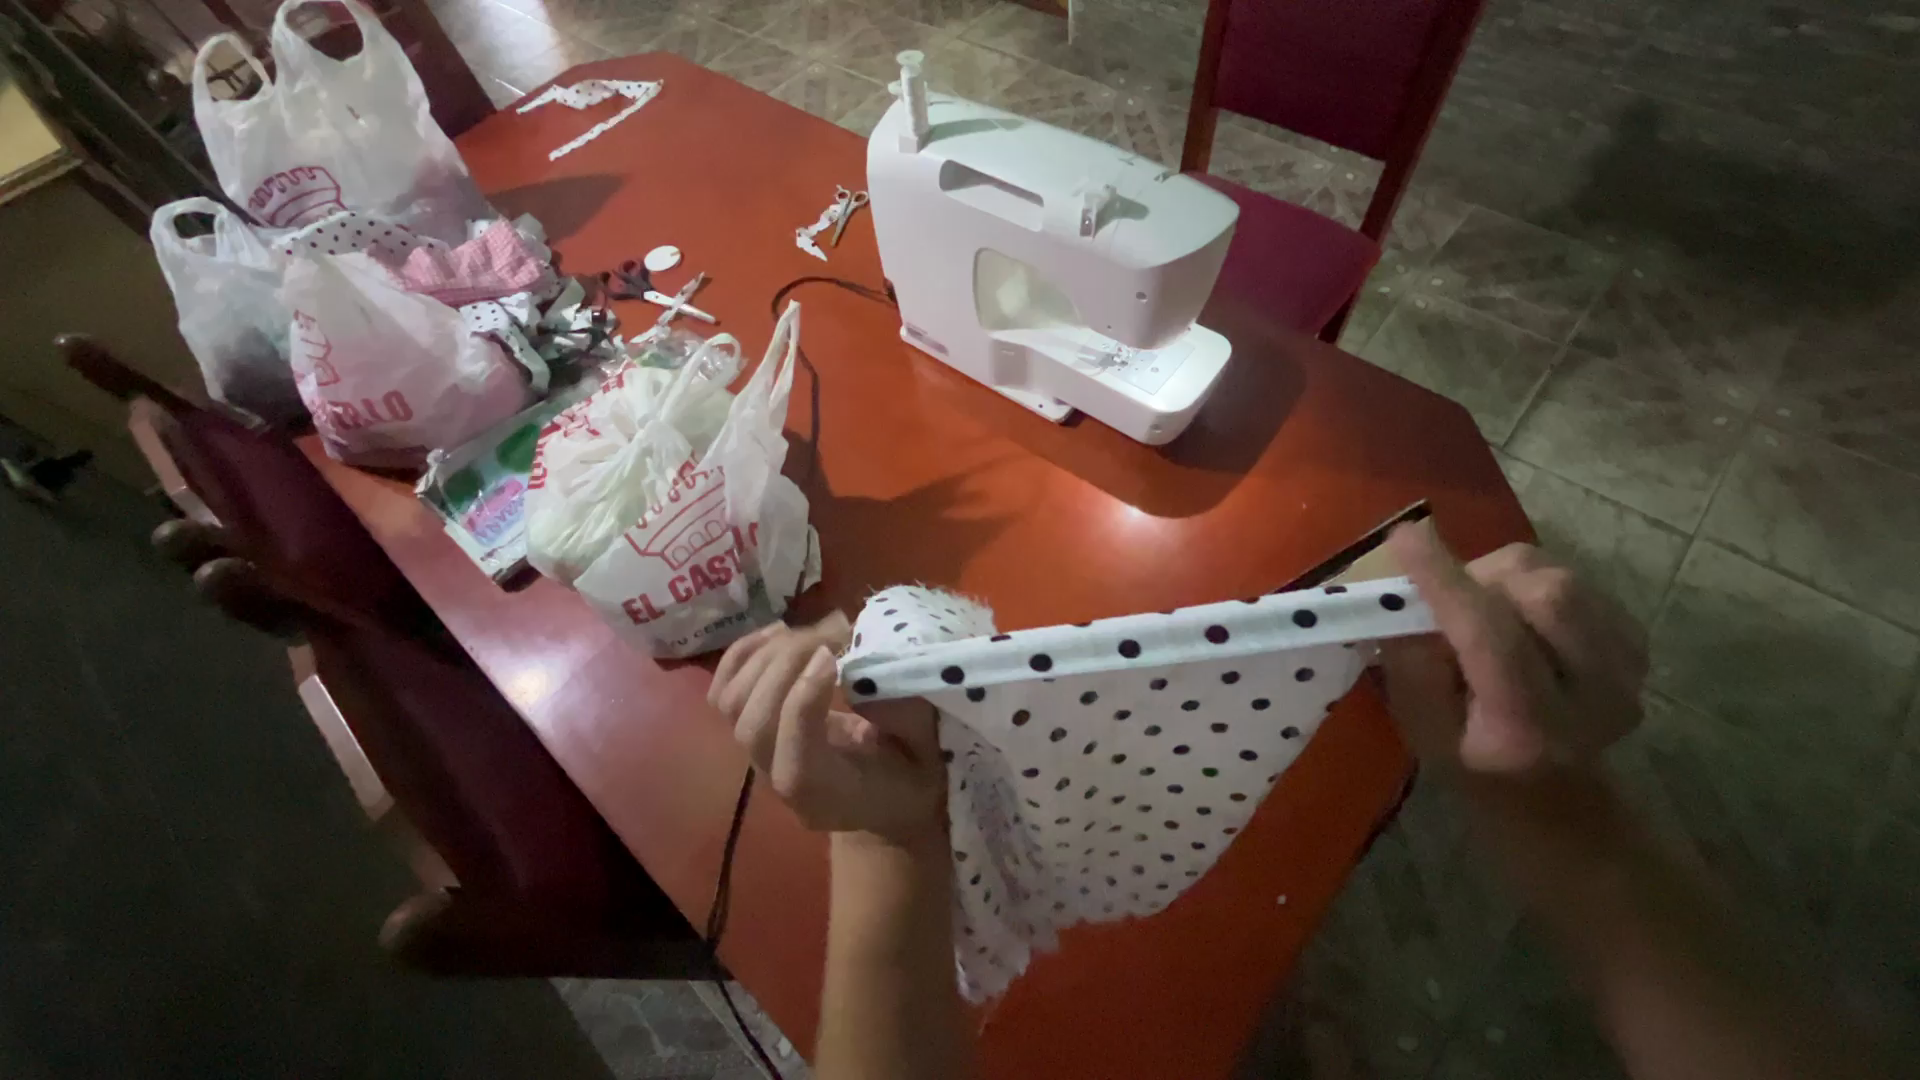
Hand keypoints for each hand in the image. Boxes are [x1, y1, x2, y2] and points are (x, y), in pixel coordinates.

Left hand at [711, 615, 947, 845]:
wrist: (879, 798)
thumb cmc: (908, 777)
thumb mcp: (928, 755)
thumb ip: (909, 721)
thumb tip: (873, 673)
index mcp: (825, 794)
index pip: (795, 757)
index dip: (804, 703)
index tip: (831, 656)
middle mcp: (778, 778)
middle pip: (753, 724)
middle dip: (786, 665)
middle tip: (832, 631)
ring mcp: (756, 754)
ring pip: (732, 702)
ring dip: (766, 654)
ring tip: (810, 630)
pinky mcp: (748, 726)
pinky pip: (722, 690)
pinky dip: (743, 654)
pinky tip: (778, 632)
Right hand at [1378, 519, 1645, 773]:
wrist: (1553, 793)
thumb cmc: (1468, 759)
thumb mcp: (1419, 725)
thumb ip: (1408, 662)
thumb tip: (1403, 596)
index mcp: (1527, 726)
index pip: (1490, 637)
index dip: (1445, 580)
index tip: (1406, 535)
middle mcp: (1594, 696)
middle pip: (1547, 593)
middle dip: (1483, 578)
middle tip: (1451, 596)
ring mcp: (1628, 671)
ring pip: (1563, 578)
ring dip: (1507, 579)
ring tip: (1483, 608)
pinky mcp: (1637, 647)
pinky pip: (1579, 582)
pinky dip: (1533, 585)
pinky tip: (1519, 616)